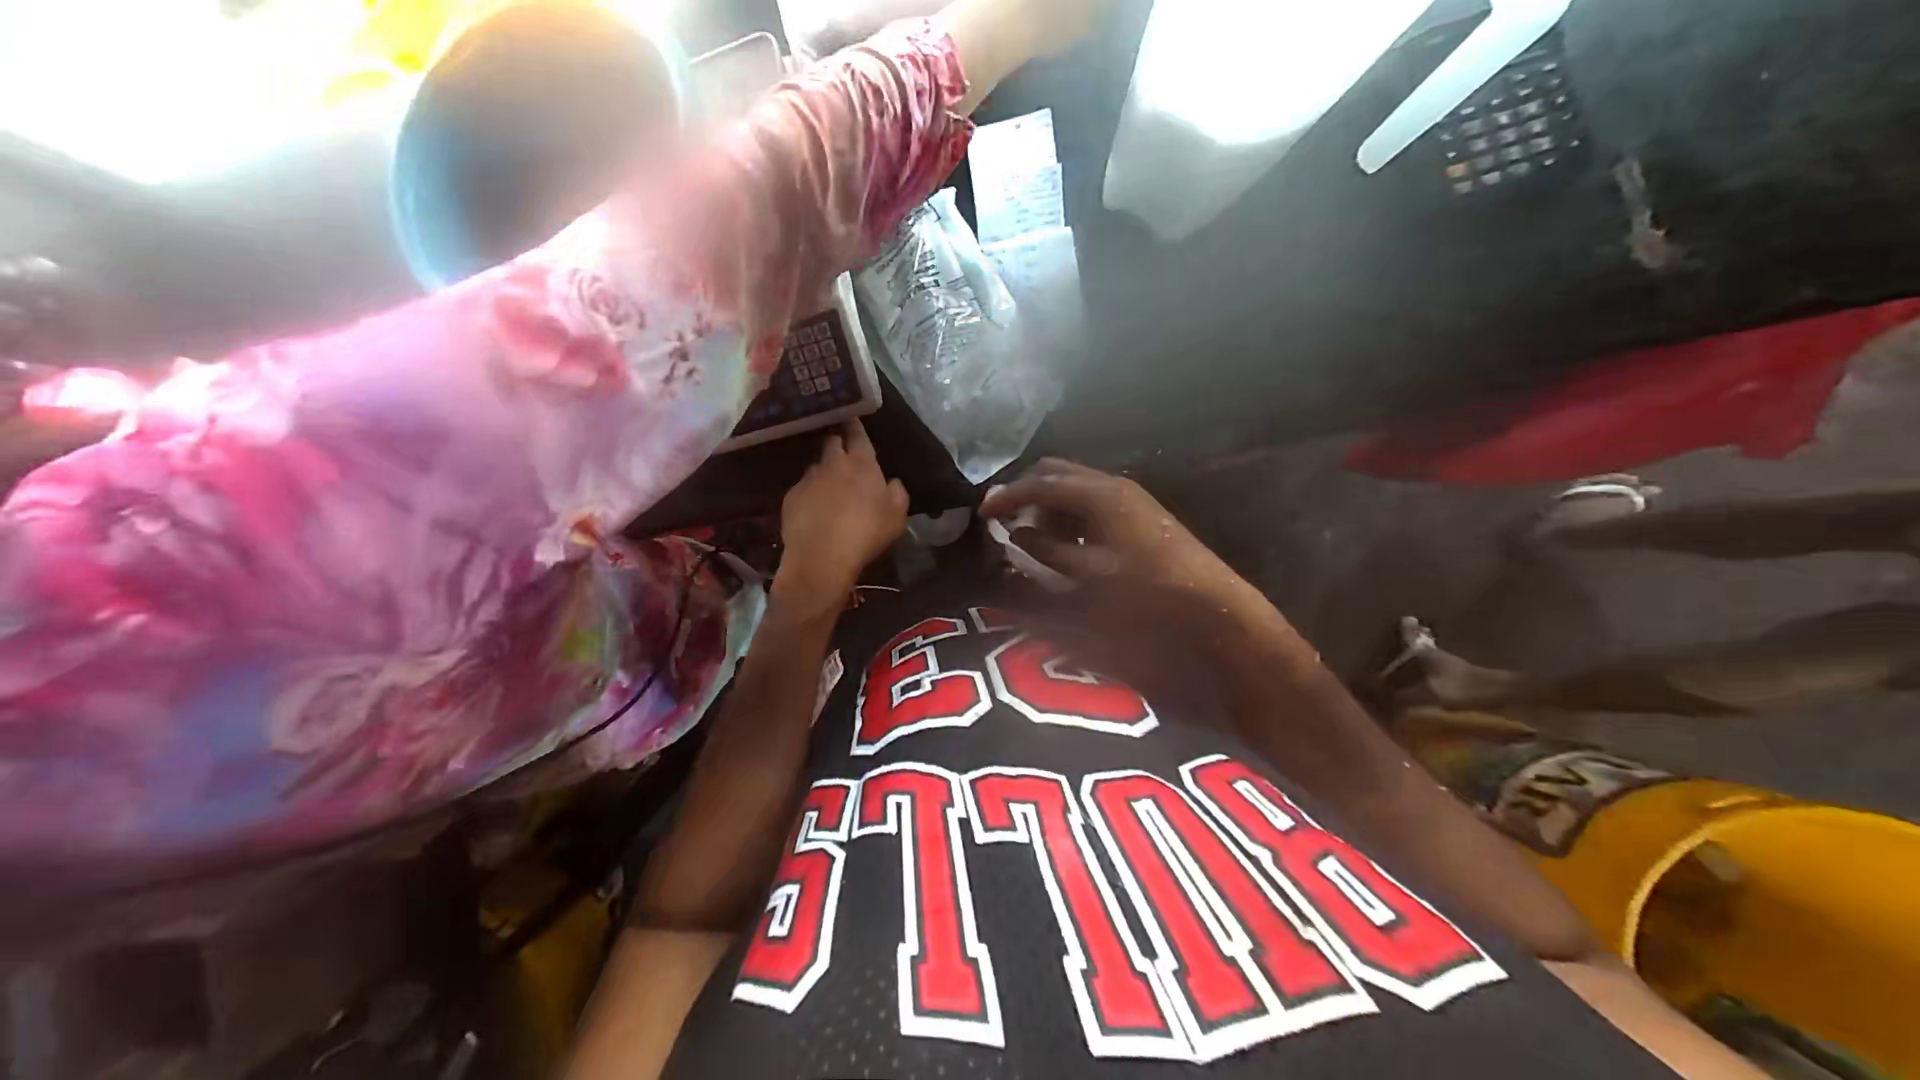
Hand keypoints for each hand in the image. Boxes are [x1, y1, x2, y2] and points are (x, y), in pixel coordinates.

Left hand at [779, 419, 908, 597]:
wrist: (822, 556)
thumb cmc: (866, 533)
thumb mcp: (896, 516)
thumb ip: (897, 493)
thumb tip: (891, 482)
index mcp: (862, 464)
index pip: (857, 433)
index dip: (855, 425)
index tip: (852, 417)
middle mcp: (832, 463)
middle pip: (832, 441)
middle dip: (837, 441)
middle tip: (843, 451)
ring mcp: (808, 478)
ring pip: (816, 464)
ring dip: (823, 469)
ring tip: (828, 484)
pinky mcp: (791, 496)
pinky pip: (802, 487)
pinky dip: (809, 492)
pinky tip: (814, 508)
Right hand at [979, 458, 1256, 615]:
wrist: (1212, 612)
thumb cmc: (1145, 595)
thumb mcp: (1086, 577)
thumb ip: (1046, 552)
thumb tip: (1016, 534)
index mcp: (1100, 494)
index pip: (1041, 482)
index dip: (1008, 496)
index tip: (983, 514)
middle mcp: (1114, 487)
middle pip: (1058, 473)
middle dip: (1028, 492)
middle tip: (1005, 519)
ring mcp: (1131, 500)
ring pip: (1076, 488)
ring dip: (1049, 505)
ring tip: (1030, 537)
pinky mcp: (1140, 517)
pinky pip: (1092, 505)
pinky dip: (1070, 517)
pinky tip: (1063, 546)